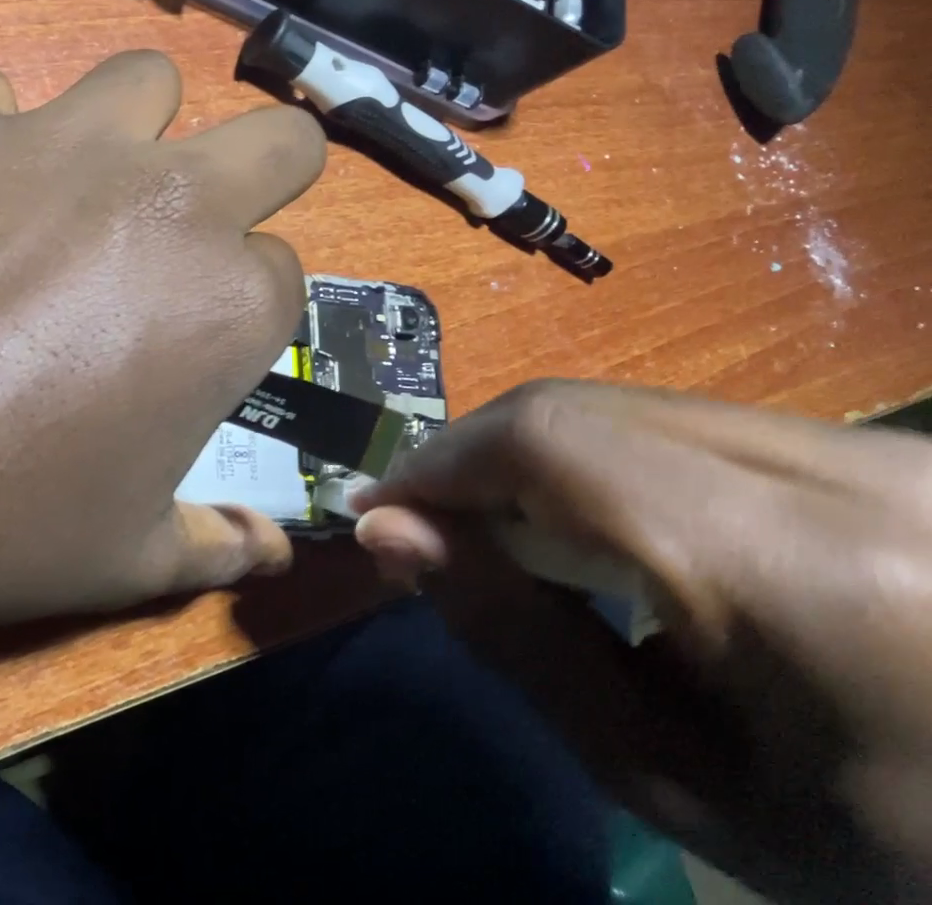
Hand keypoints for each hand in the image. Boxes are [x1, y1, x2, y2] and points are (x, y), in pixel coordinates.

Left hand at [0, 49, 325, 631]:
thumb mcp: (125, 560)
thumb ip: (215, 546)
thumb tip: (272, 553)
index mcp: (229, 303)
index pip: (280, 271)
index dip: (234, 307)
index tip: (183, 338)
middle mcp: (168, 201)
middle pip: (272, 142)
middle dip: (247, 182)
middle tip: (169, 242)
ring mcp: (56, 145)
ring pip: (142, 84)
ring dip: (127, 134)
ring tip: (64, 202)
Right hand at [352, 382, 931, 903]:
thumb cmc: (868, 849)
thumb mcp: (666, 774)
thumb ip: (517, 638)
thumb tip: (389, 533)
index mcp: (807, 573)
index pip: (557, 444)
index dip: (440, 461)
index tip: (379, 515)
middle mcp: (860, 475)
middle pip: (587, 409)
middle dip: (476, 462)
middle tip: (428, 532)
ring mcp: (890, 453)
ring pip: (635, 410)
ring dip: (536, 465)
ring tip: (505, 538)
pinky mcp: (891, 454)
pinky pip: (692, 426)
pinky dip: (607, 467)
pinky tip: (600, 532)